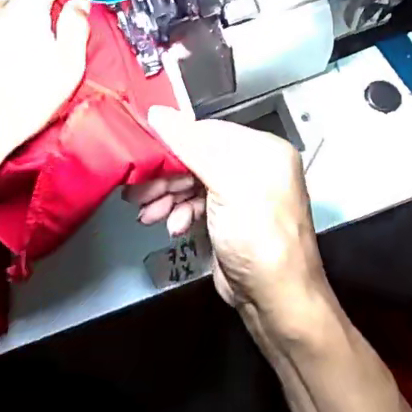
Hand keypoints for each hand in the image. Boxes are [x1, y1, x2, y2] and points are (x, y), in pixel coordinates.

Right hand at [128, 108, 334, 340]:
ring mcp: (242, 195)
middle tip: (137, 187)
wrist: (275, 297)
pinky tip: (171, 225)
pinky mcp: (229, 219)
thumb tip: (159, 114)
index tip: (143, 148)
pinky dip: (180, 212)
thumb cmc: (261, 237)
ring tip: (147, 211)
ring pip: (194, 182)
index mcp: (264, 151)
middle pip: (199, 157)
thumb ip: (191, 147)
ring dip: (168, 195)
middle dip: (166, 174)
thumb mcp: (225, 183)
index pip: (210, 132)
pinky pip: (197, 204)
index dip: (175, 140)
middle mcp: (256, 168)